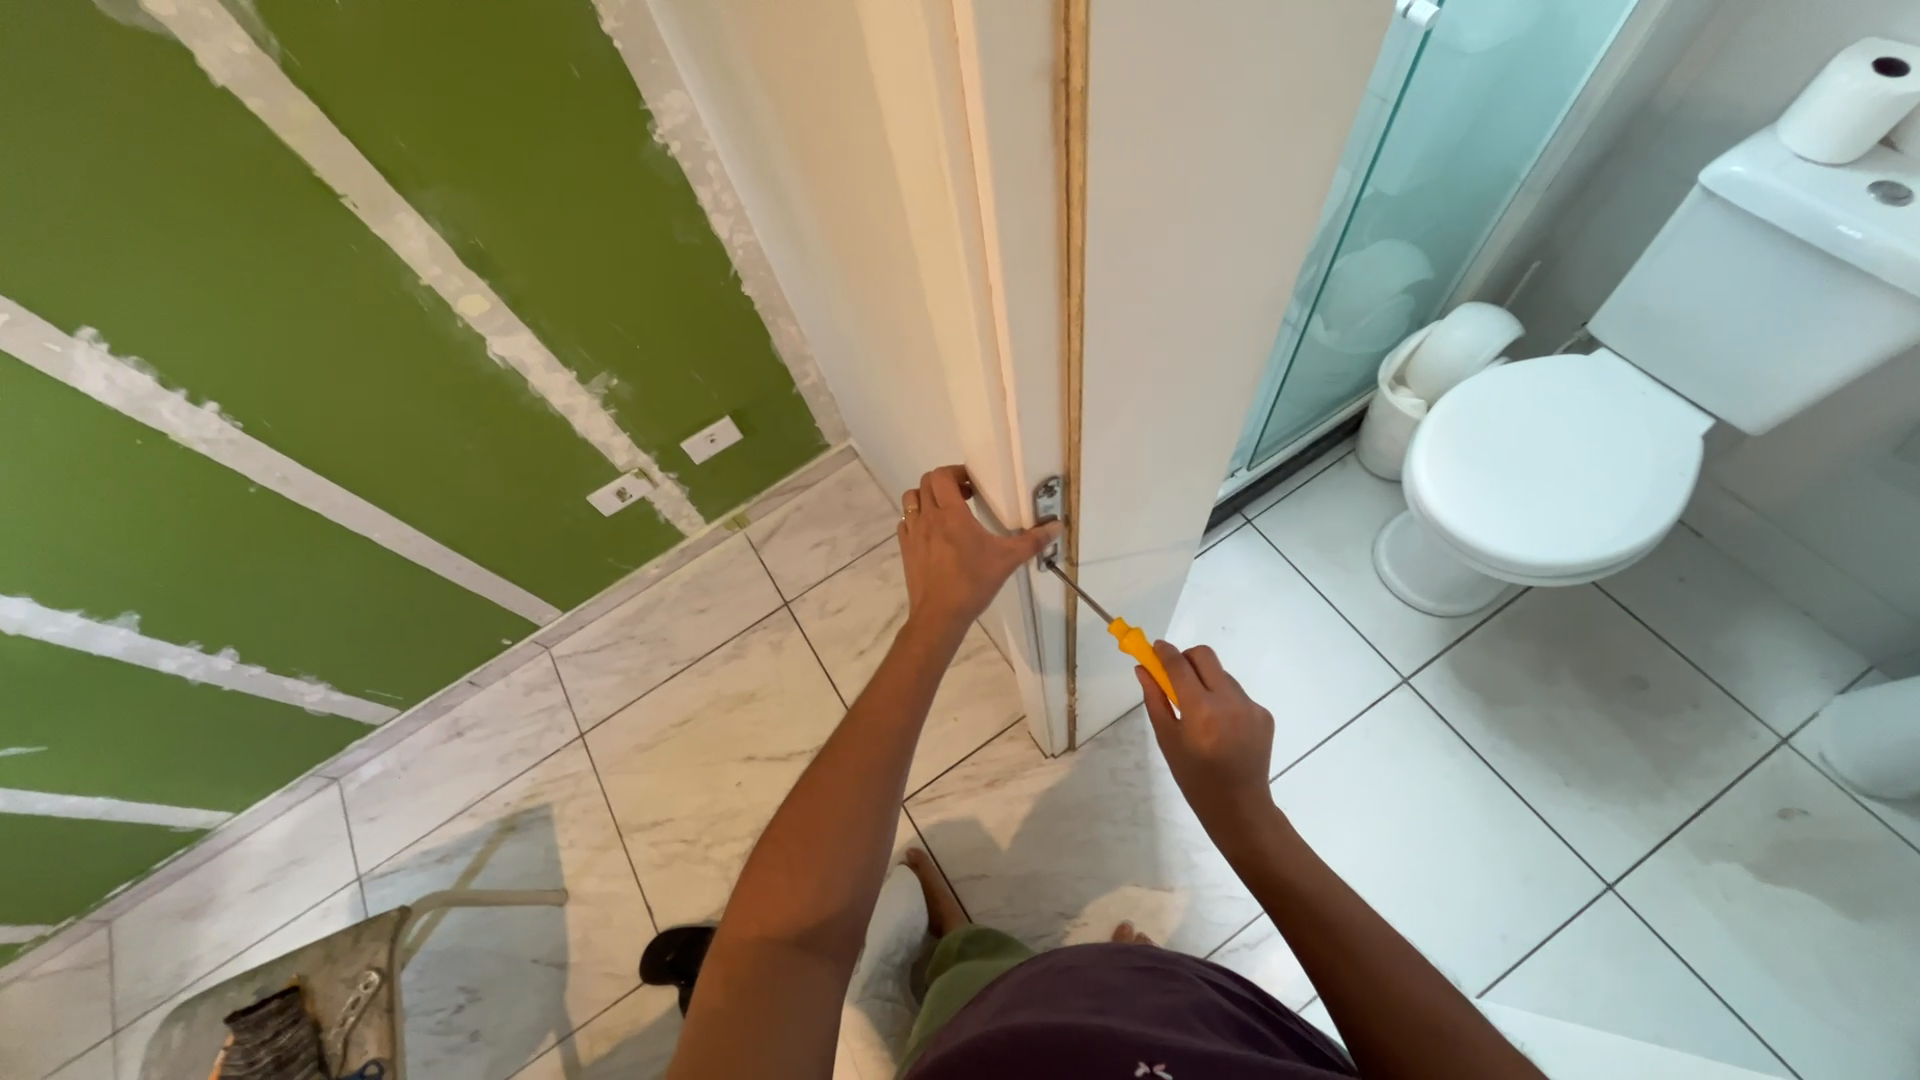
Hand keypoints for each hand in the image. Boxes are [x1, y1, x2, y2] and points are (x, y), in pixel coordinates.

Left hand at [898, 466, 1061, 634]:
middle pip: (926, 483)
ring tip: (946, 511)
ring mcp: (913, 533)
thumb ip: (1032, 541)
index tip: (973, 485)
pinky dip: (917, 519)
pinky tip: (933, 533)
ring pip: (911, 500)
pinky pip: (906, 522)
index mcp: (951, 514)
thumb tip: (1057, 527)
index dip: (956, 473)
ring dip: (927, 498)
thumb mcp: (1007, 560)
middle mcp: (928, 518)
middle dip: (945, 483)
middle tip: (965, 496)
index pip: (942, 476)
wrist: (940, 614)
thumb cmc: (973, 583)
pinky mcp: (906, 549)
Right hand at [1138, 642, 1279, 838]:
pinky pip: (1237, 693)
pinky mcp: (1263, 714)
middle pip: (1205, 656)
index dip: (1164, 652)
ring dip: (1205, 680)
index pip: (1179, 666)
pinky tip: (1219, 726)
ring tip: (1198, 710)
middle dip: (1186, 658)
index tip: (1154, 647)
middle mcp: (1229, 702)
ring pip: (1222, 674)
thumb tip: (1143, 669)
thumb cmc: (1194, 777)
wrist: (1239, 806)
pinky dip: (1222, 698)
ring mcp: (1250, 707)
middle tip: (1175, 675)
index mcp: (1201, 711)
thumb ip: (1155, 699)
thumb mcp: (1167, 739)